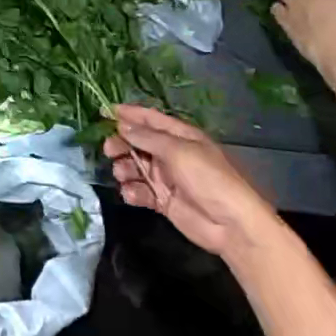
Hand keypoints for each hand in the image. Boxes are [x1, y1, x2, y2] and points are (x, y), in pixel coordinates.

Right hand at [106, 104, 278, 258]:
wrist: (231, 224)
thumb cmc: (208, 178)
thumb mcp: (178, 151)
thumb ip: (147, 138)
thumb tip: (122, 125)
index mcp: (180, 137)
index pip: (150, 119)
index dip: (128, 114)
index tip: (104, 111)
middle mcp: (171, 154)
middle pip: (138, 143)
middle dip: (121, 144)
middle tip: (109, 149)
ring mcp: (166, 178)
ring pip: (134, 167)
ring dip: (124, 169)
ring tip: (122, 174)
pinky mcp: (162, 200)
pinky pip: (140, 191)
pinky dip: (132, 191)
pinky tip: (133, 194)